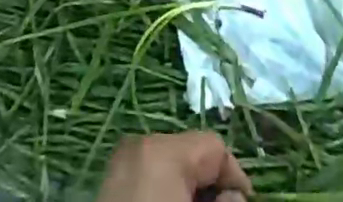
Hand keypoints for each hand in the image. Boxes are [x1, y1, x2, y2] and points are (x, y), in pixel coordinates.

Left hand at [95, 132, 252, 201]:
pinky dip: (163, 194)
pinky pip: (148, 178)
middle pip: (190, 154)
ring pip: (170, 167)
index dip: (234, 178)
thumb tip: (233, 196)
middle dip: (208, 185)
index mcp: (163, 150)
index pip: (214, 147)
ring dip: (186, 190)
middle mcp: (139, 146)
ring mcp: (120, 164)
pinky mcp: (108, 186)